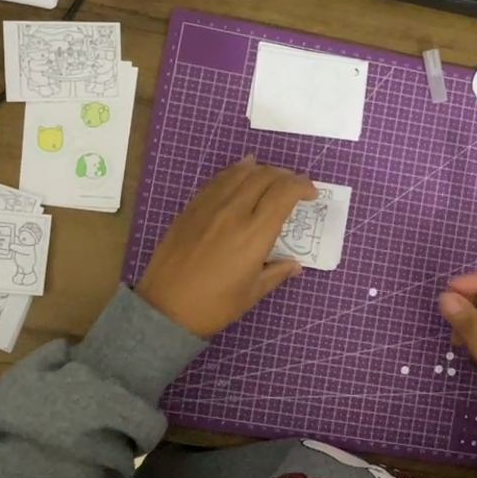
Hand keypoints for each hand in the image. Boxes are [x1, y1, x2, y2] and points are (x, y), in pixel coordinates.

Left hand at [137, 158, 318, 336]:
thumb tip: (295, 264)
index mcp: (254, 234)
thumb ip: (276, 272)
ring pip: (240, 172)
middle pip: (265, 176)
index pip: (284, 192)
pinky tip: (242, 171)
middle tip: (294, 187)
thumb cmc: (213, 305)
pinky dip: (235, 172)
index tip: (312, 194)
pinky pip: (218, 180)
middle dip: (286, 176)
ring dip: (262, 169)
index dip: (303, 186)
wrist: (164, 308)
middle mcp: (234, 211)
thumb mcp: (252, 293)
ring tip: (271, 176)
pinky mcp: (191, 207)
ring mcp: (209, 206)